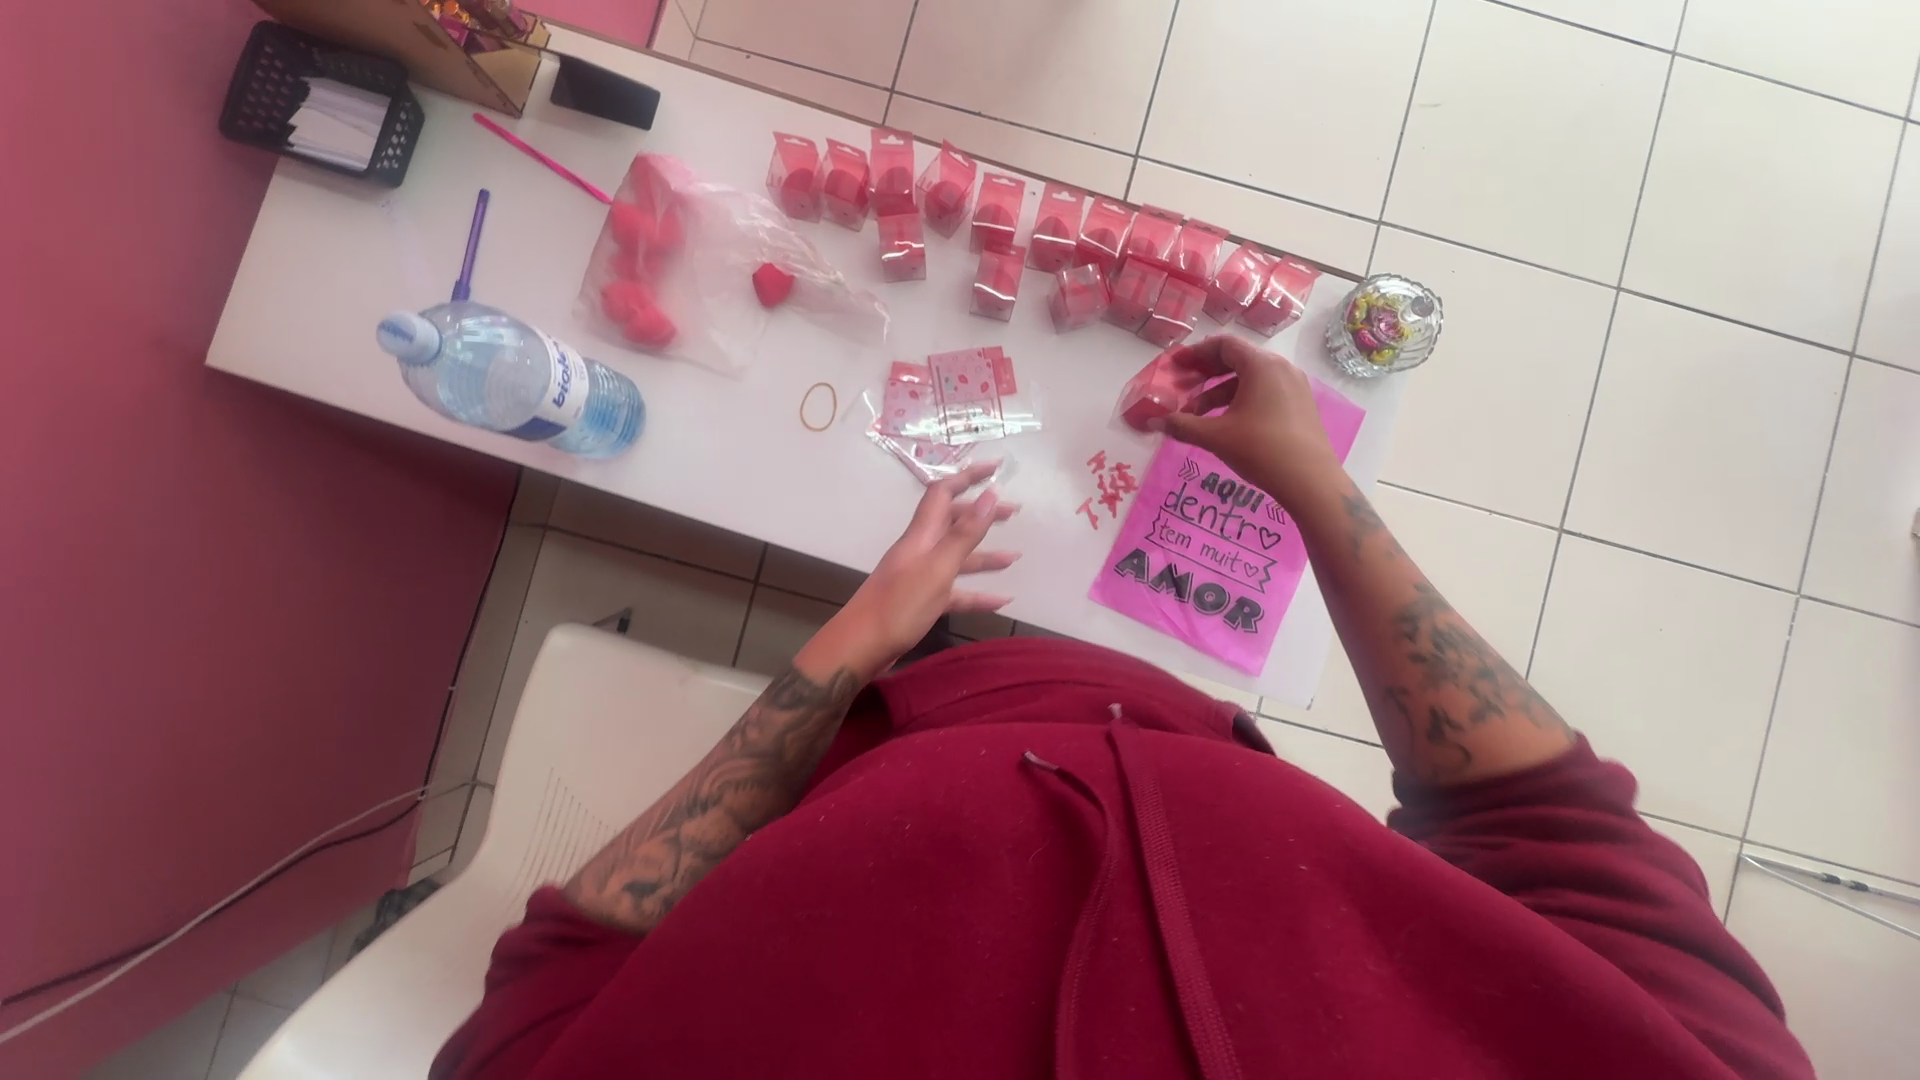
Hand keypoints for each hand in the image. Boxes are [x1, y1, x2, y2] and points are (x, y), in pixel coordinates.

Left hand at [830, 461, 1018, 672]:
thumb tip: (990, 494)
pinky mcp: (921, 602)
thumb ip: (965, 534)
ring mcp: (920, 577)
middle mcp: (920, 550)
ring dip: (985, 555)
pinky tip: (1001, 601)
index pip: (944, 493)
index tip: (996, 469)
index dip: (968, 476)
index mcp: (922, 535)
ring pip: (957, 558)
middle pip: (954, 522)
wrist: (860, 648)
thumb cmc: (898, 606)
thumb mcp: (938, 568)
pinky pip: (955, 592)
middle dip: (983, 515)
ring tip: (1015, 558)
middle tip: (1014, 514)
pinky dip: (978, 594)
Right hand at [1151, 335, 1343, 509]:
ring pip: (1249, 379)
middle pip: (1236, 360)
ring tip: (1196, 416)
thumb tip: (1153, 422)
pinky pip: (1263, 392)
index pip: (1224, 345)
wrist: (1310, 481)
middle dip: (1204, 374)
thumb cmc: (1260, 450)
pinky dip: (1239, 400)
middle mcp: (1280, 368)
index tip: (1175, 365)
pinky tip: (1224, 423)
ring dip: (1218, 393)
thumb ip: (1181, 425)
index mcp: (1261, 365)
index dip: (1195, 353)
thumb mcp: (1215, 437)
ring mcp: (1294, 386)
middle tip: (1180, 388)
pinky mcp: (1299, 404)